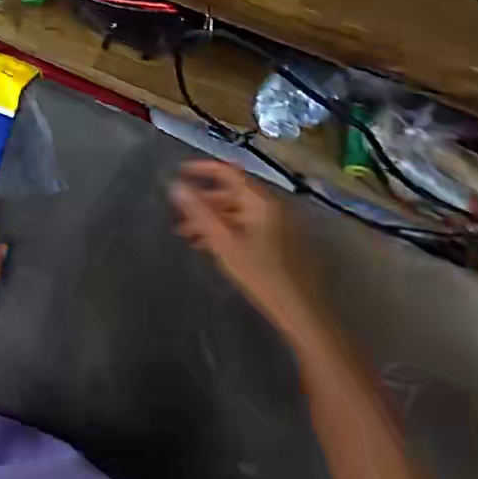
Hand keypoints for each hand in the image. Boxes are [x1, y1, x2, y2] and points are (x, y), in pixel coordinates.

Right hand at [170, 161, 324, 338]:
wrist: (301, 309)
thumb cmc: (261, 274)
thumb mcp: (225, 243)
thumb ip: (200, 213)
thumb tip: (177, 186)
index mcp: (260, 200)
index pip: (229, 172)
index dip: (203, 169)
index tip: (181, 171)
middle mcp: (270, 205)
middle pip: (231, 193)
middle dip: (203, 202)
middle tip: (179, 215)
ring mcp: (276, 222)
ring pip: (237, 211)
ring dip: (212, 219)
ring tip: (188, 236)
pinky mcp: (278, 239)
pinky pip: (247, 224)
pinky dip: (227, 230)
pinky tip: (210, 246)